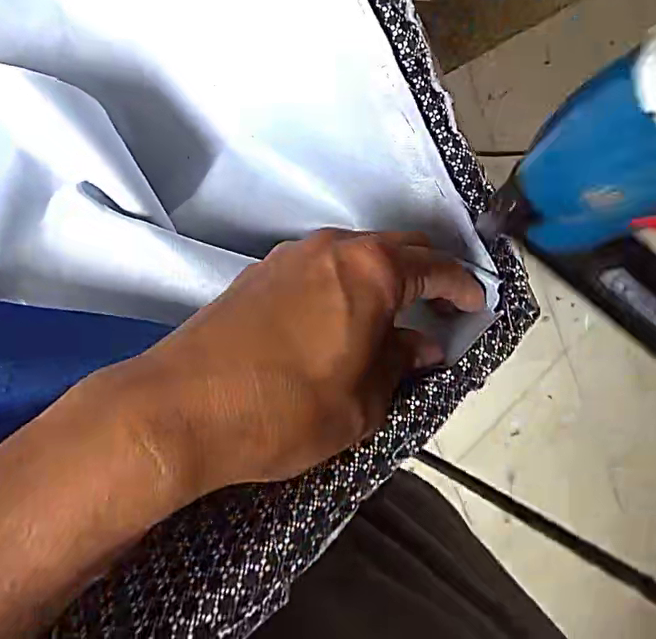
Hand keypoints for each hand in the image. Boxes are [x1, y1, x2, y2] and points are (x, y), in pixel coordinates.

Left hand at [127, 229, 484, 493]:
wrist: (179, 408)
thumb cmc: (282, 409)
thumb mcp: (360, 404)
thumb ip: (399, 365)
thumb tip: (421, 346)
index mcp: (370, 270)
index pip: (435, 266)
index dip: (463, 286)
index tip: (476, 303)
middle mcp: (335, 247)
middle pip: (399, 246)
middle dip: (428, 271)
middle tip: (443, 306)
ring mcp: (295, 254)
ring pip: (358, 252)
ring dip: (385, 275)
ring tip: (393, 316)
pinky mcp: (263, 270)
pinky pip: (324, 263)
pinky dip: (348, 280)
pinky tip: (342, 316)